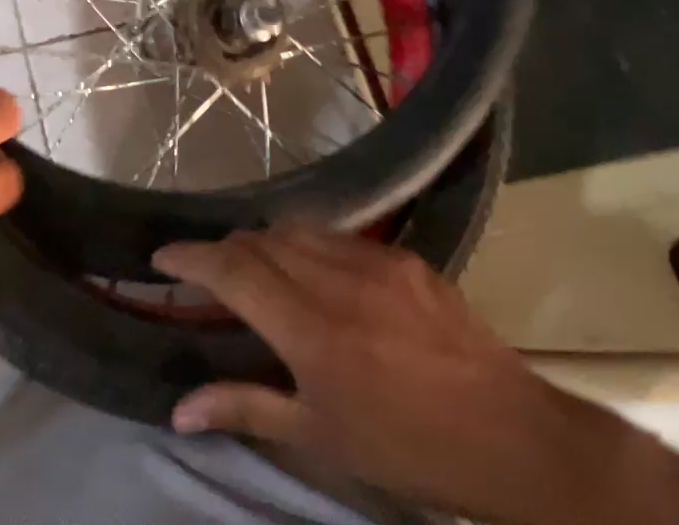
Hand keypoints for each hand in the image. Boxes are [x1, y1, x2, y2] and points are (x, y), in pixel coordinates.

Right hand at [154, 226, 635, 524]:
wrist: (518, 441)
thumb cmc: (408, 447)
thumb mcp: (319, 435)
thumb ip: (244, 408)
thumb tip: (178, 411)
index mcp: (309, 327)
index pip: (230, 268)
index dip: (188, 256)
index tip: (161, 257)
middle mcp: (336, 281)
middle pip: (258, 240)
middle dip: (223, 250)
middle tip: (207, 274)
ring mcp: (377, 264)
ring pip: (296, 229)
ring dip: (263, 242)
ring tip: (256, 269)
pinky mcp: (408, 261)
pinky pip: (339, 238)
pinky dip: (308, 246)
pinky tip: (316, 275)